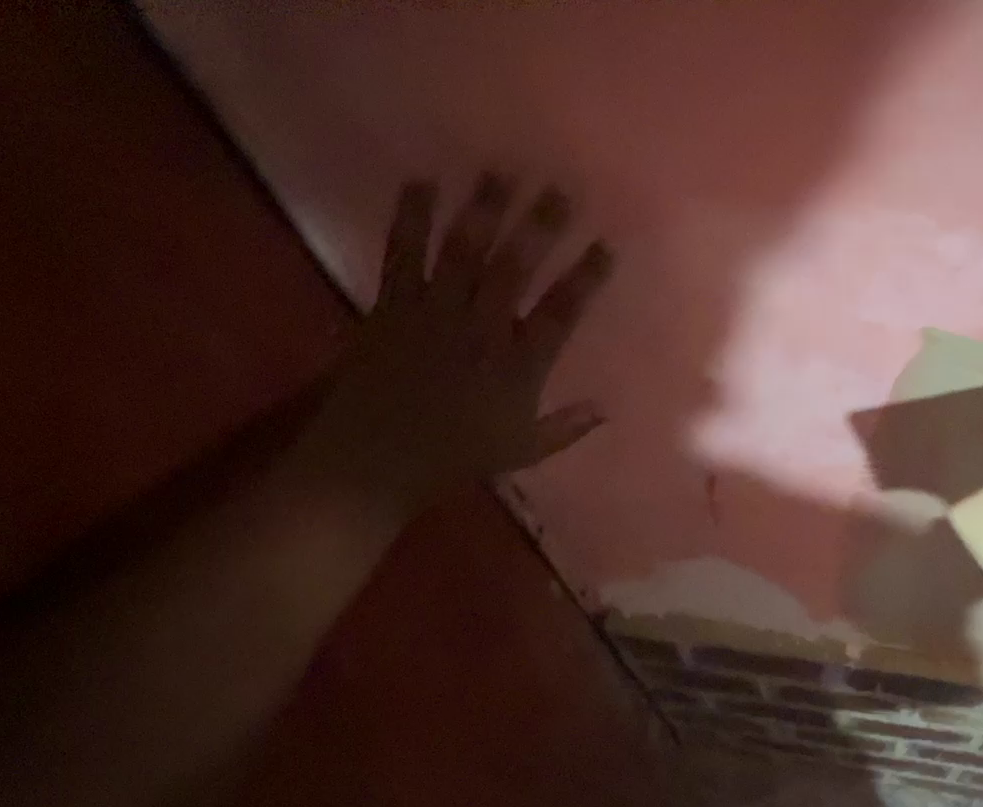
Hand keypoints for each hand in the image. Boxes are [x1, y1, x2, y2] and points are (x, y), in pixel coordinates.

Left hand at [295, 173, 611, 516]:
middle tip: (559, 189)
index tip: (605, 246)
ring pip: (464, 252)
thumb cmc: (457, 456)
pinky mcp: (394, 305)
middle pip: (516, 268)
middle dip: (540, 227)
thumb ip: (567, 428)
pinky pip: (403, 253)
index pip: (561, 312)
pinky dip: (412, 216)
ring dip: (484, 210)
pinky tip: (423, 182)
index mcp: (518, 367)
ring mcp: (435, 313)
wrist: (375, 458)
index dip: (585, 277)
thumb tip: (606, 409)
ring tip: (501, 172)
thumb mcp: (524, 450)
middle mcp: (481, 330)